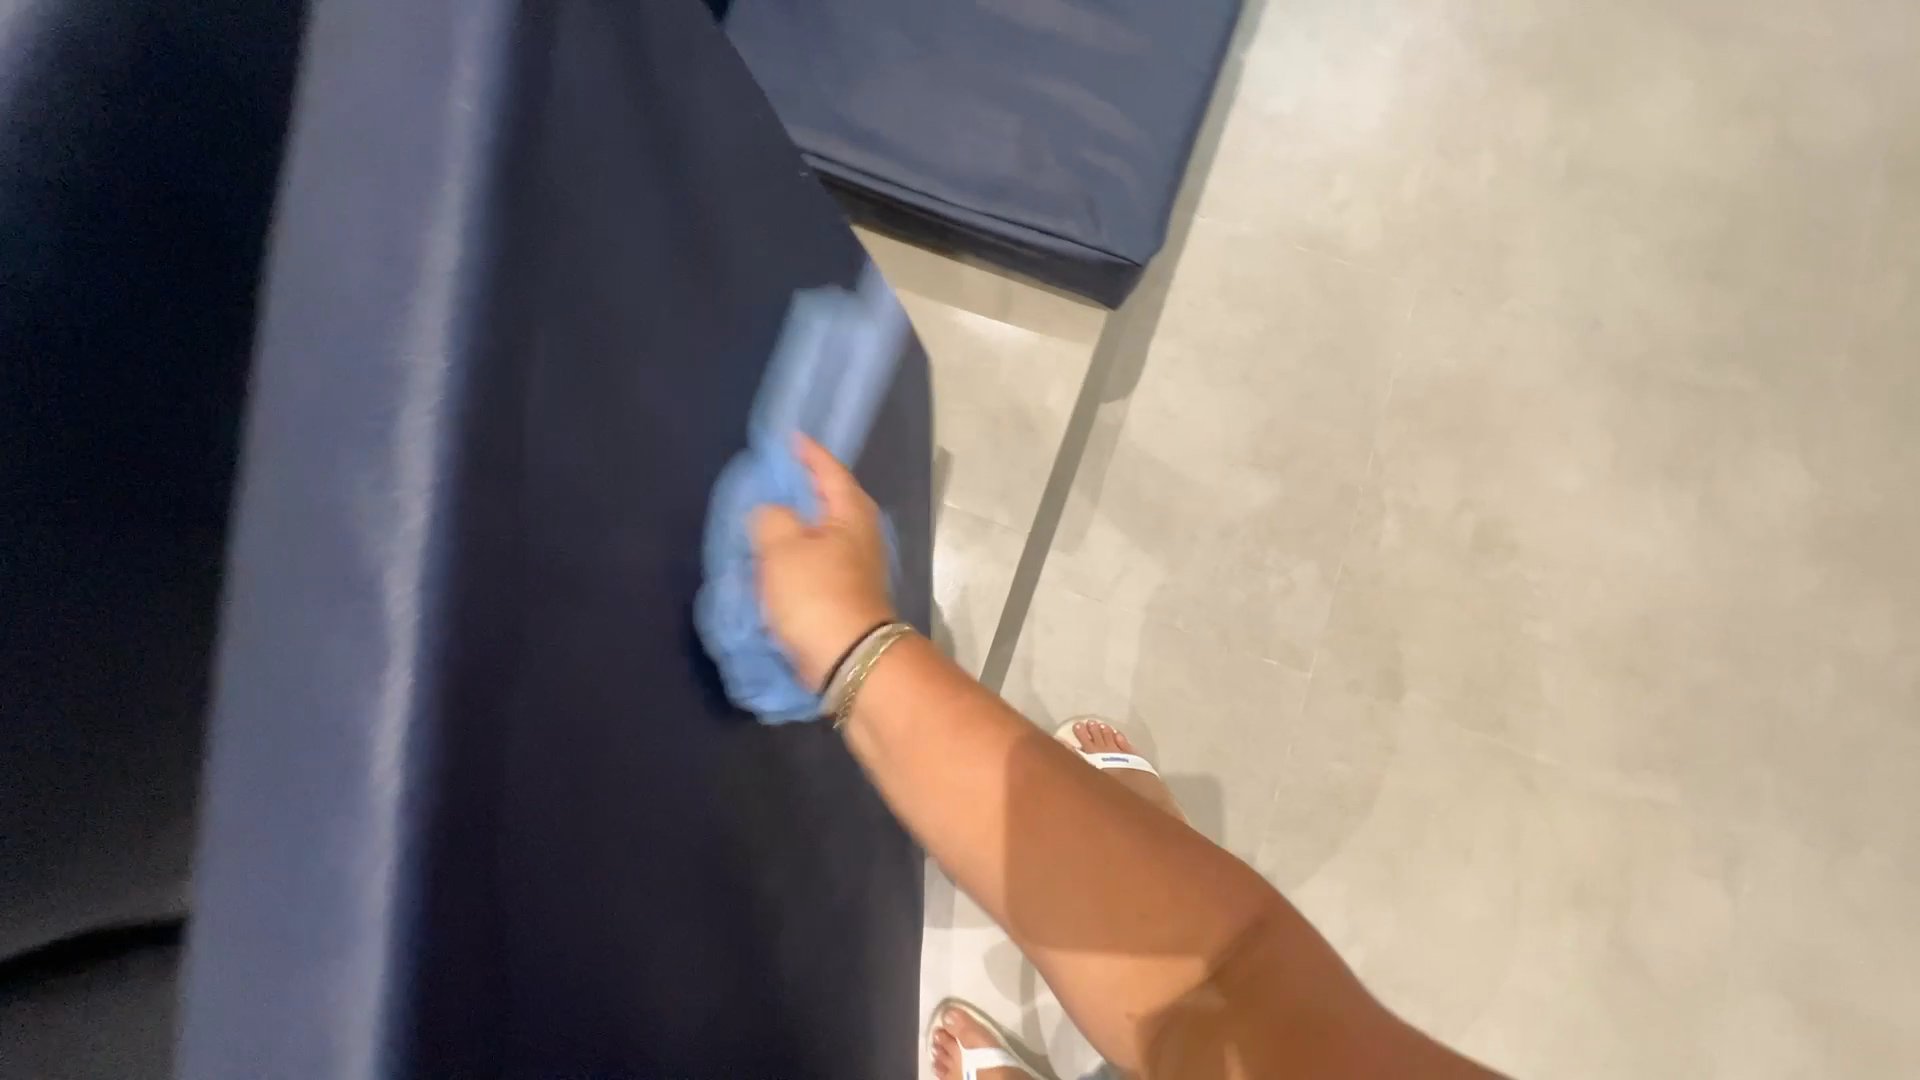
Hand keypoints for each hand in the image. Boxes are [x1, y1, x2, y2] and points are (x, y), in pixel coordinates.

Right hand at [751, 436, 897, 689]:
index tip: (789, 438)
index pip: (829, 469)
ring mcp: (857, 565)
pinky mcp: (846, 593)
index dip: (807, 453)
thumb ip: (770, 517)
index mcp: (850, 512)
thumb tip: (771, 514)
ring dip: (796, 526)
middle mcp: (861, 533)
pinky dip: (797, 556)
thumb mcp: (782, 546)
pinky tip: (775, 561)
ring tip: (766, 519)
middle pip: (828, 500)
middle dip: (801, 489)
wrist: (848, 658)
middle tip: (771, 479)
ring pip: (821, 533)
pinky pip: (817, 562)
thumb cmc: (816, 594)